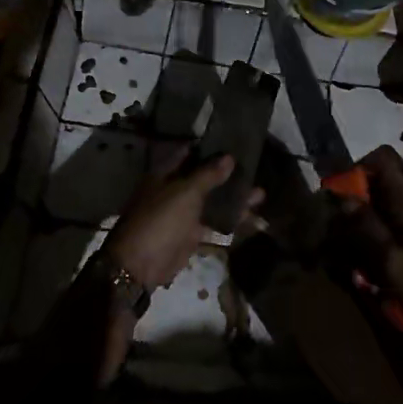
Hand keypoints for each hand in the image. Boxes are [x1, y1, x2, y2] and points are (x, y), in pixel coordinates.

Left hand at [104, 146, 263, 288]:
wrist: (142, 263)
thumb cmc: (160, 220)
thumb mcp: (185, 193)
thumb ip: (207, 174)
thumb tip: (229, 157)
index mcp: (165, 174)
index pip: (189, 153)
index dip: (209, 147)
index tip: (233, 141)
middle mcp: (174, 189)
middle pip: (203, 177)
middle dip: (226, 173)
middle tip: (254, 165)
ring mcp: (183, 212)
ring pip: (211, 200)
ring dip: (233, 198)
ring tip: (260, 193)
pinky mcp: (191, 233)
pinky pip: (213, 222)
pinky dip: (230, 220)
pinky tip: (252, 217)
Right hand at [344, 146, 402, 311]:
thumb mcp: (392, 260)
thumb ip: (366, 226)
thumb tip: (343, 197)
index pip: (383, 161)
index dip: (358, 168)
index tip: (337, 190)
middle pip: (382, 188)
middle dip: (357, 202)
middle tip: (337, 226)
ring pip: (388, 212)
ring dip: (367, 226)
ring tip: (351, 253)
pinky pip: (398, 231)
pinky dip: (382, 242)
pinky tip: (373, 269)